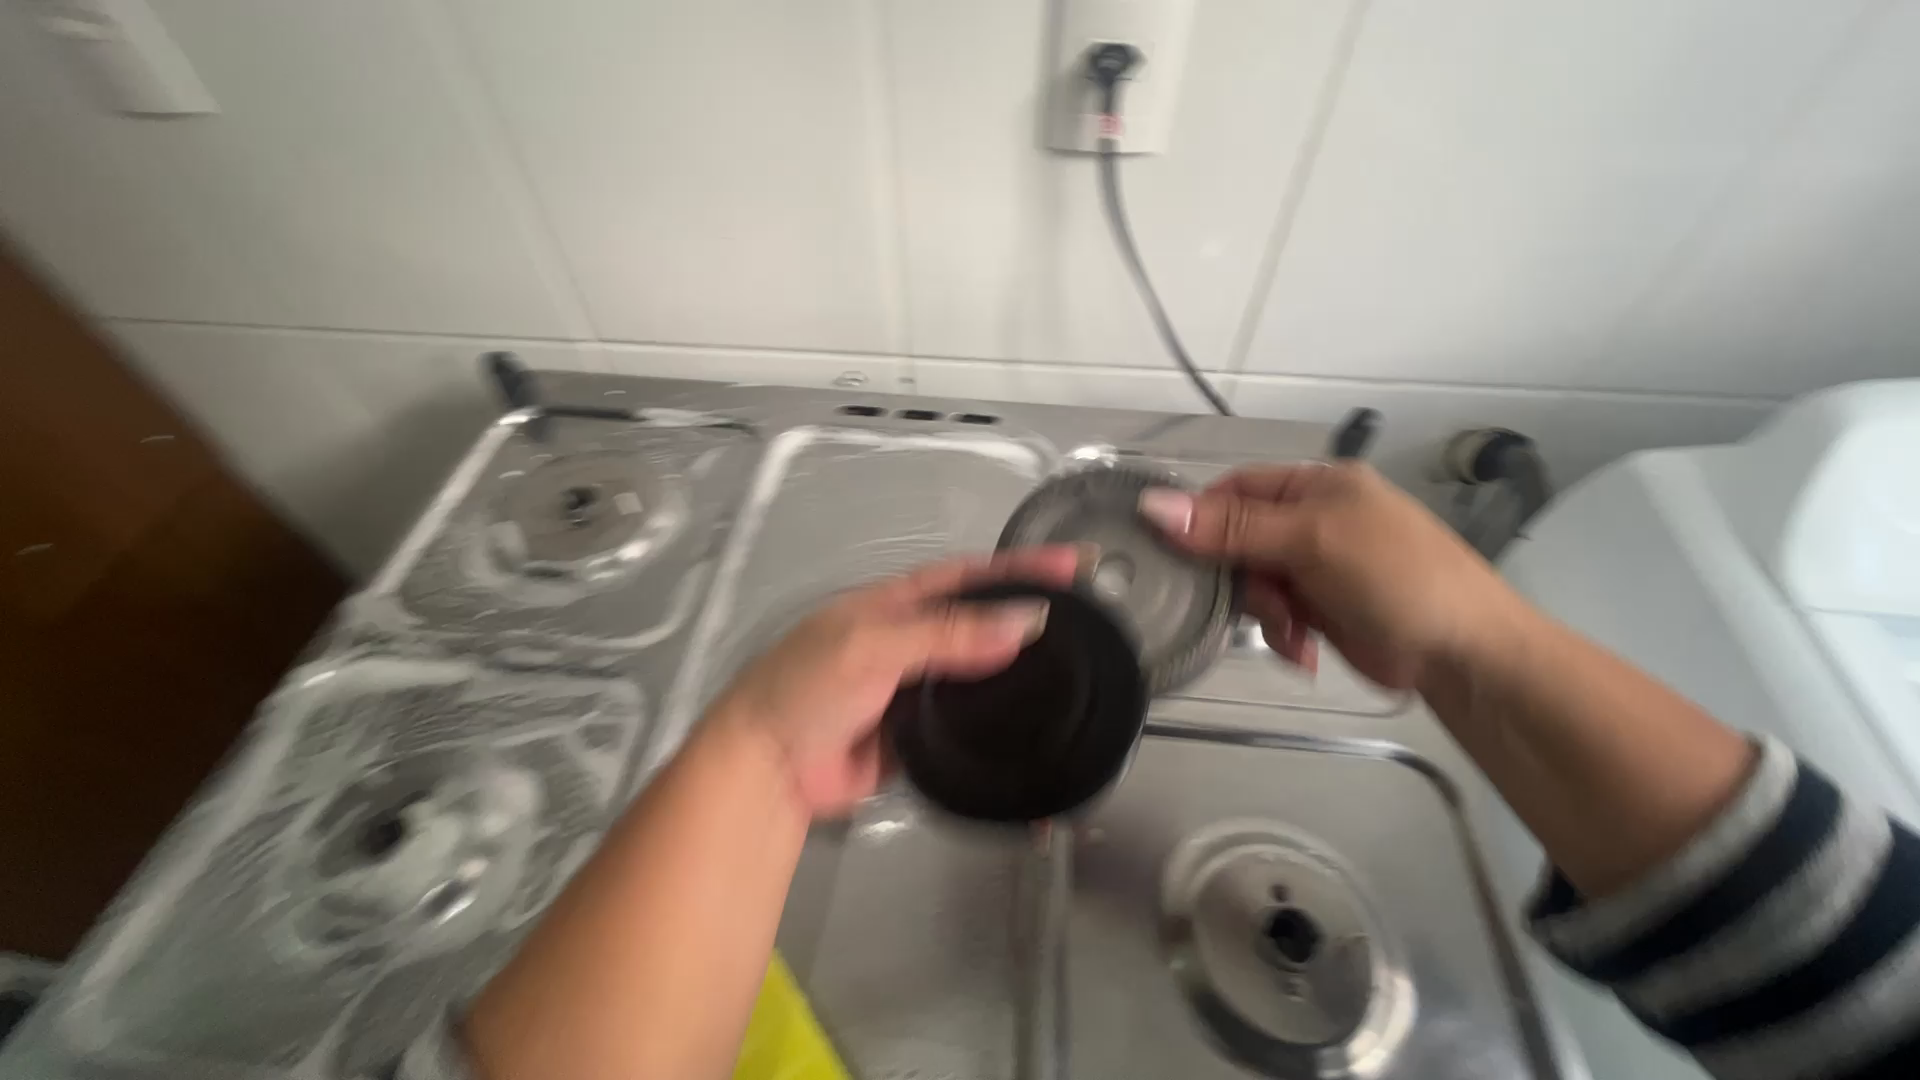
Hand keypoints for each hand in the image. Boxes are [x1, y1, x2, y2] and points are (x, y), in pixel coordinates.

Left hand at [707, 548, 1079, 815]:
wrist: (768, 768)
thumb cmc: (808, 688)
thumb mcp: (873, 646)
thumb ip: (949, 635)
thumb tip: (1026, 622)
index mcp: (897, 604)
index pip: (970, 576)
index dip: (1019, 568)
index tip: (1073, 564)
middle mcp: (913, 640)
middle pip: (983, 622)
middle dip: (1032, 615)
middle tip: (1090, 618)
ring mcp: (919, 688)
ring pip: (982, 674)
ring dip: (1023, 670)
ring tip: (1078, 669)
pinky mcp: (923, 734)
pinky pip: (971, 722)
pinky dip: (1003, 722)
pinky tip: (1037, 724)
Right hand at [1138, 463, 1525, 689]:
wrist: (1464, 653)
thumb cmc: (1395, 578)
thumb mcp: (1311, 541)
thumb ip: (1231, 527)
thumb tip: (1151, 506)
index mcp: (1313, 486)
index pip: (1233, 491)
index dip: (1200, 519)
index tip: (1173, 553)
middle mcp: (1309, 521)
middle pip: (1235, 542)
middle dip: (1241, 579)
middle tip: (1259, 602)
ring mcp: (1314, 567)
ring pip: (1250, 584)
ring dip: (1264, 613)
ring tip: (1292, 631)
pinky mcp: (1317, 609)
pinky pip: (1273, 615)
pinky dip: (1282, 635)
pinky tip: (1305, 652)